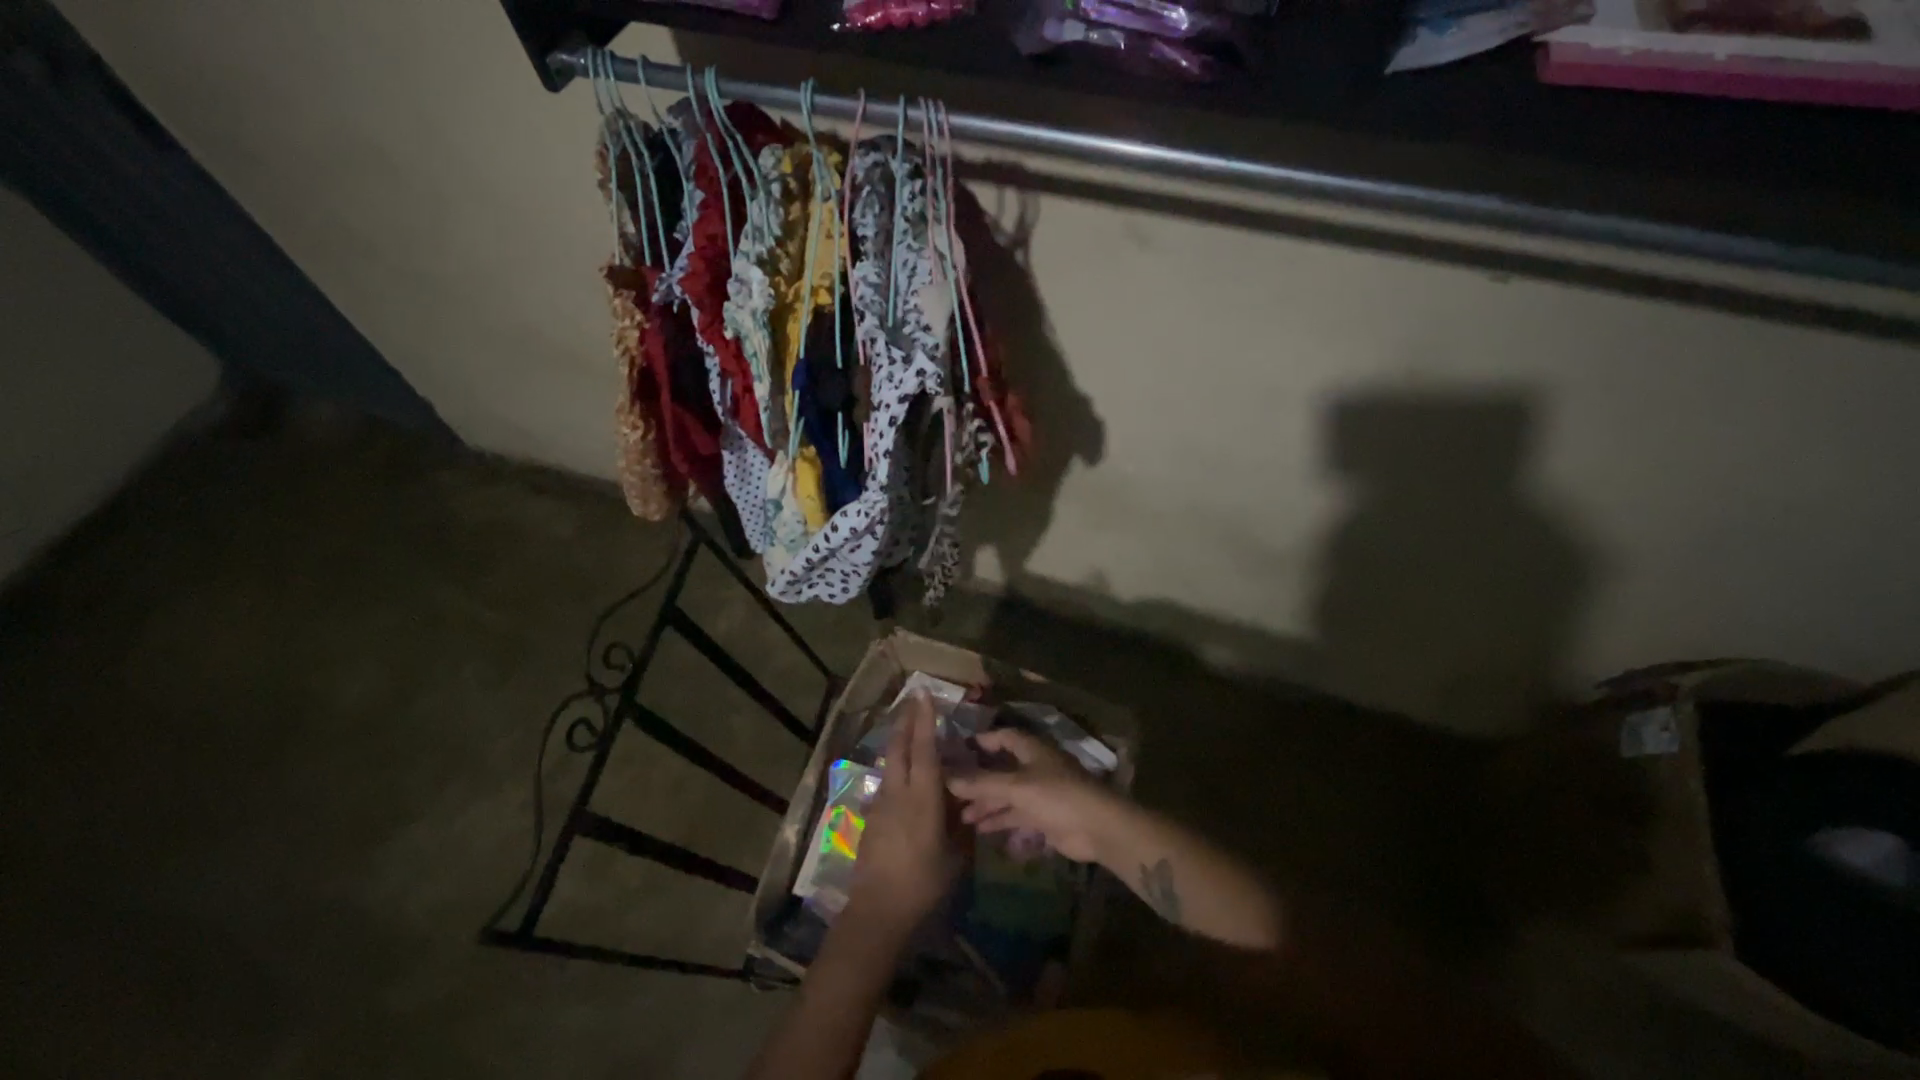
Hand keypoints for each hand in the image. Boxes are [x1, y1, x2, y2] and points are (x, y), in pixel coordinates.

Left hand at [846, 693, 957, 928]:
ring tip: (911, 732)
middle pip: (899, 748)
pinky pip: (887, 784)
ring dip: (899, 743)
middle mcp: (898, 793)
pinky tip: (905, 776)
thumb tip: (966, 807)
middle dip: (906, 722)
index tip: (924, 694)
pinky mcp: (872, 820)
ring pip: (890, 765)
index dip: (925, 720)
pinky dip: (897, 770)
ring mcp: (881, 805)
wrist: (878, 909)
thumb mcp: (954, 856)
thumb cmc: (924, 883)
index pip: (924, 750)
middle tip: (913, 700)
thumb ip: (959, 826)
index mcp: (922, 798)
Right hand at [946, 728, 1121, 862]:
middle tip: (952, 791)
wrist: (1097, 827)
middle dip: (979, 780)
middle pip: (1002, 769)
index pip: (1003, 737)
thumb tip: (946, 777)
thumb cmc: (1056, 796)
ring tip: (962, 817)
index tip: (956, 750)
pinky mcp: (1045, 816)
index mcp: (1032, 750)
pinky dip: (1000, 820)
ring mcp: (1041, 793)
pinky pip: (1017, 815)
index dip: (981, 741)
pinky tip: (981, 830)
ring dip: (987, 804)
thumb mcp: (1016, 787)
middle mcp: (1035, 767)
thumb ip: (981, 783)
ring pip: (1008, 795)